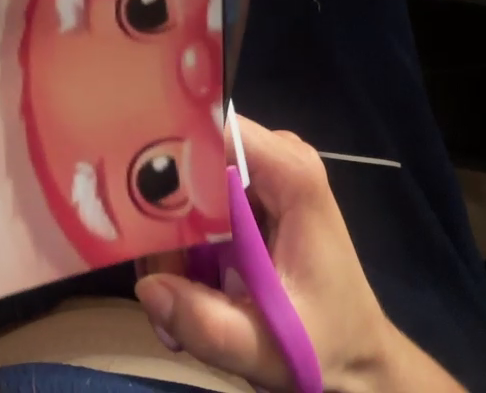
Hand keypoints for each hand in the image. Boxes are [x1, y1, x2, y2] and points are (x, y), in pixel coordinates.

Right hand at [133, 118, 460, 392]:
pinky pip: (197, 192)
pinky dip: (181, 232)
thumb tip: (147, 286)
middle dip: (160, 204)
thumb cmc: (327, 346)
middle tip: (144, 262)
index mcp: (291, 173)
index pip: (212, 127)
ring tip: (167, 283)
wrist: (359, 358)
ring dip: (167, 227)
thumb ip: (210, 324)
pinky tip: (181, 276)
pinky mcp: (252, 187)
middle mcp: (277, 155)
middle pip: (193, 152)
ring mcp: (263, 168)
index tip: (126, 187)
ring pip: (188, 175)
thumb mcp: (269, 349)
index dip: (167, 149)